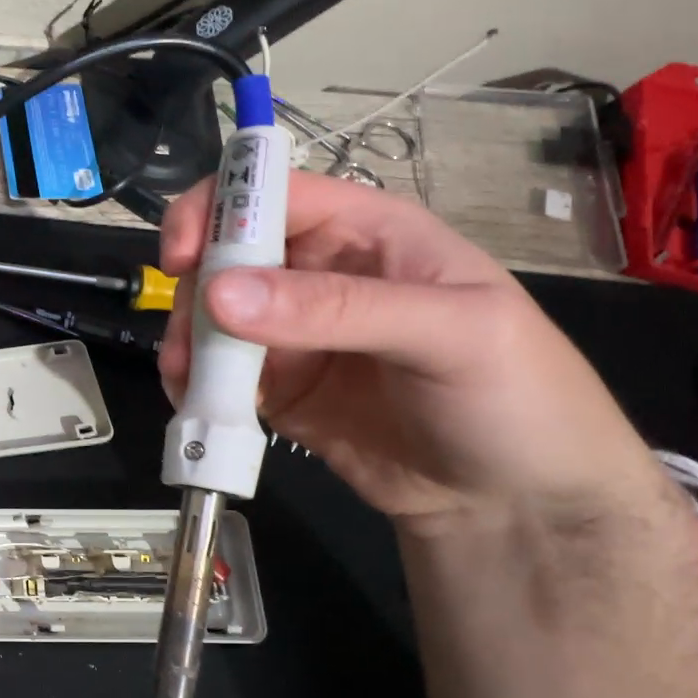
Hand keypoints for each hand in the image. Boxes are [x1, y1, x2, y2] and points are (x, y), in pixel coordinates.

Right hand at [158, 171, 667, 524]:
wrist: (517, 502)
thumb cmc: (516, 397)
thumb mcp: (449, 334)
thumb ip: (336, 308)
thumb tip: (217, 293)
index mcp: (367, 234)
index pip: (273, 194)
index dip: (218, 210)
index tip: (181, 260)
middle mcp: (318, 275)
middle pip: (222, 256)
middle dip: (190, 293)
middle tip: (184, 345)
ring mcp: (290, 334)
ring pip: (206, 316)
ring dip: (184, 343)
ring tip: (187, 382)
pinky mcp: (272, 386)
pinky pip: (211, 371)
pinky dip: (190, 383)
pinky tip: (196, 403)